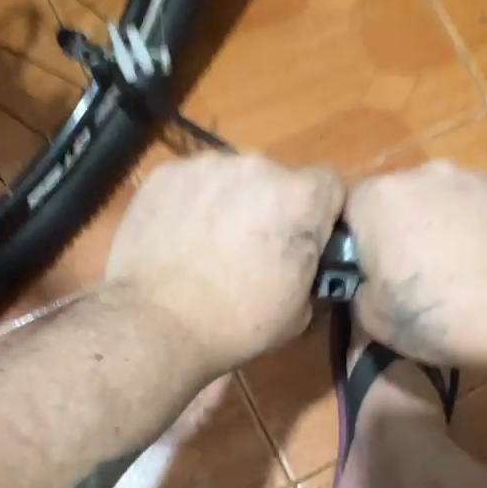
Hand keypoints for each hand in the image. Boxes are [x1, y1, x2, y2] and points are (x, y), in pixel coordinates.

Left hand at [103, 153, 344, 374]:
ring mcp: (208, 164)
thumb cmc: (237, 323)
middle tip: (251, 249)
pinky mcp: (166, 172)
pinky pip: (191, 182)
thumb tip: (303, 263)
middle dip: (271, 206)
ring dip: (229, 202)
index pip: (329, 185)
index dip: (320, 213)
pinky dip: (190, 202)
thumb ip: (311, 269)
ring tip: (208, 245)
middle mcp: (259, 166)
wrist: (157, 322)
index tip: (305, 240)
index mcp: (301, 197)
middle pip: (277, 179)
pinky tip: (178, 238)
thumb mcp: (299, 310)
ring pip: (231, 178)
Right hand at [345, 161, 486, 367]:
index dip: (354, 244)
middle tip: (409, 277)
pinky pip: (474, 209)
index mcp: (377, 197)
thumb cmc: (438, 316)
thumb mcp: (372, 319)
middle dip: (397, 231)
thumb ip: (357, 289)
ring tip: (453, 273)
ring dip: (436, 228)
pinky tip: (485, 267)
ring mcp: (469, 178)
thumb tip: (368, 283)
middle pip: (394, 200)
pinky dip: (473, 231)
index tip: (366, 275)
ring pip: (436, 202)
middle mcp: (420, 174)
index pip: (347, 210)